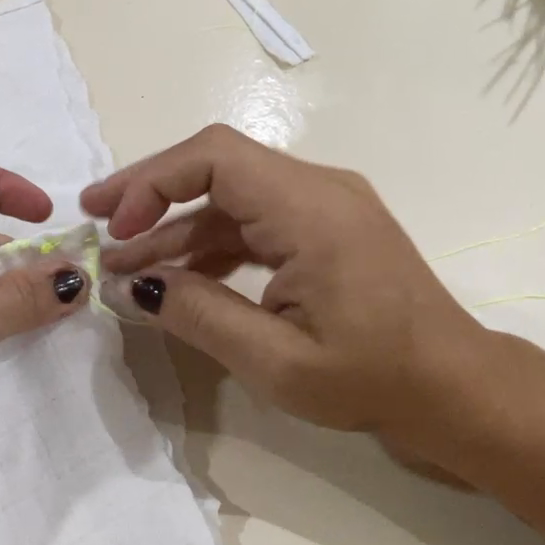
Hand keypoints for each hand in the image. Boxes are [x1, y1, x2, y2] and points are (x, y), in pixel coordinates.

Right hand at [85, 125, 491, 459]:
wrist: (449, 387)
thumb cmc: (370, 378)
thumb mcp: (274, 360)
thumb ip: (198, 314)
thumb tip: (133, 285)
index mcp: (310, 210)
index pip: (214, 157)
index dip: (151, 182)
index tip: (112, 227)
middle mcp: (318, 191)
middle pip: (216, 167)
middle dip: (149, 196)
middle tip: (95, 228)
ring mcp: (324, 208)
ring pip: (229, 198)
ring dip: (174, 228)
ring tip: (124, 267)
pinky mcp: (324, 232)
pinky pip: (251, 222)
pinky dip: (206, 245)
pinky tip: (175, 279)